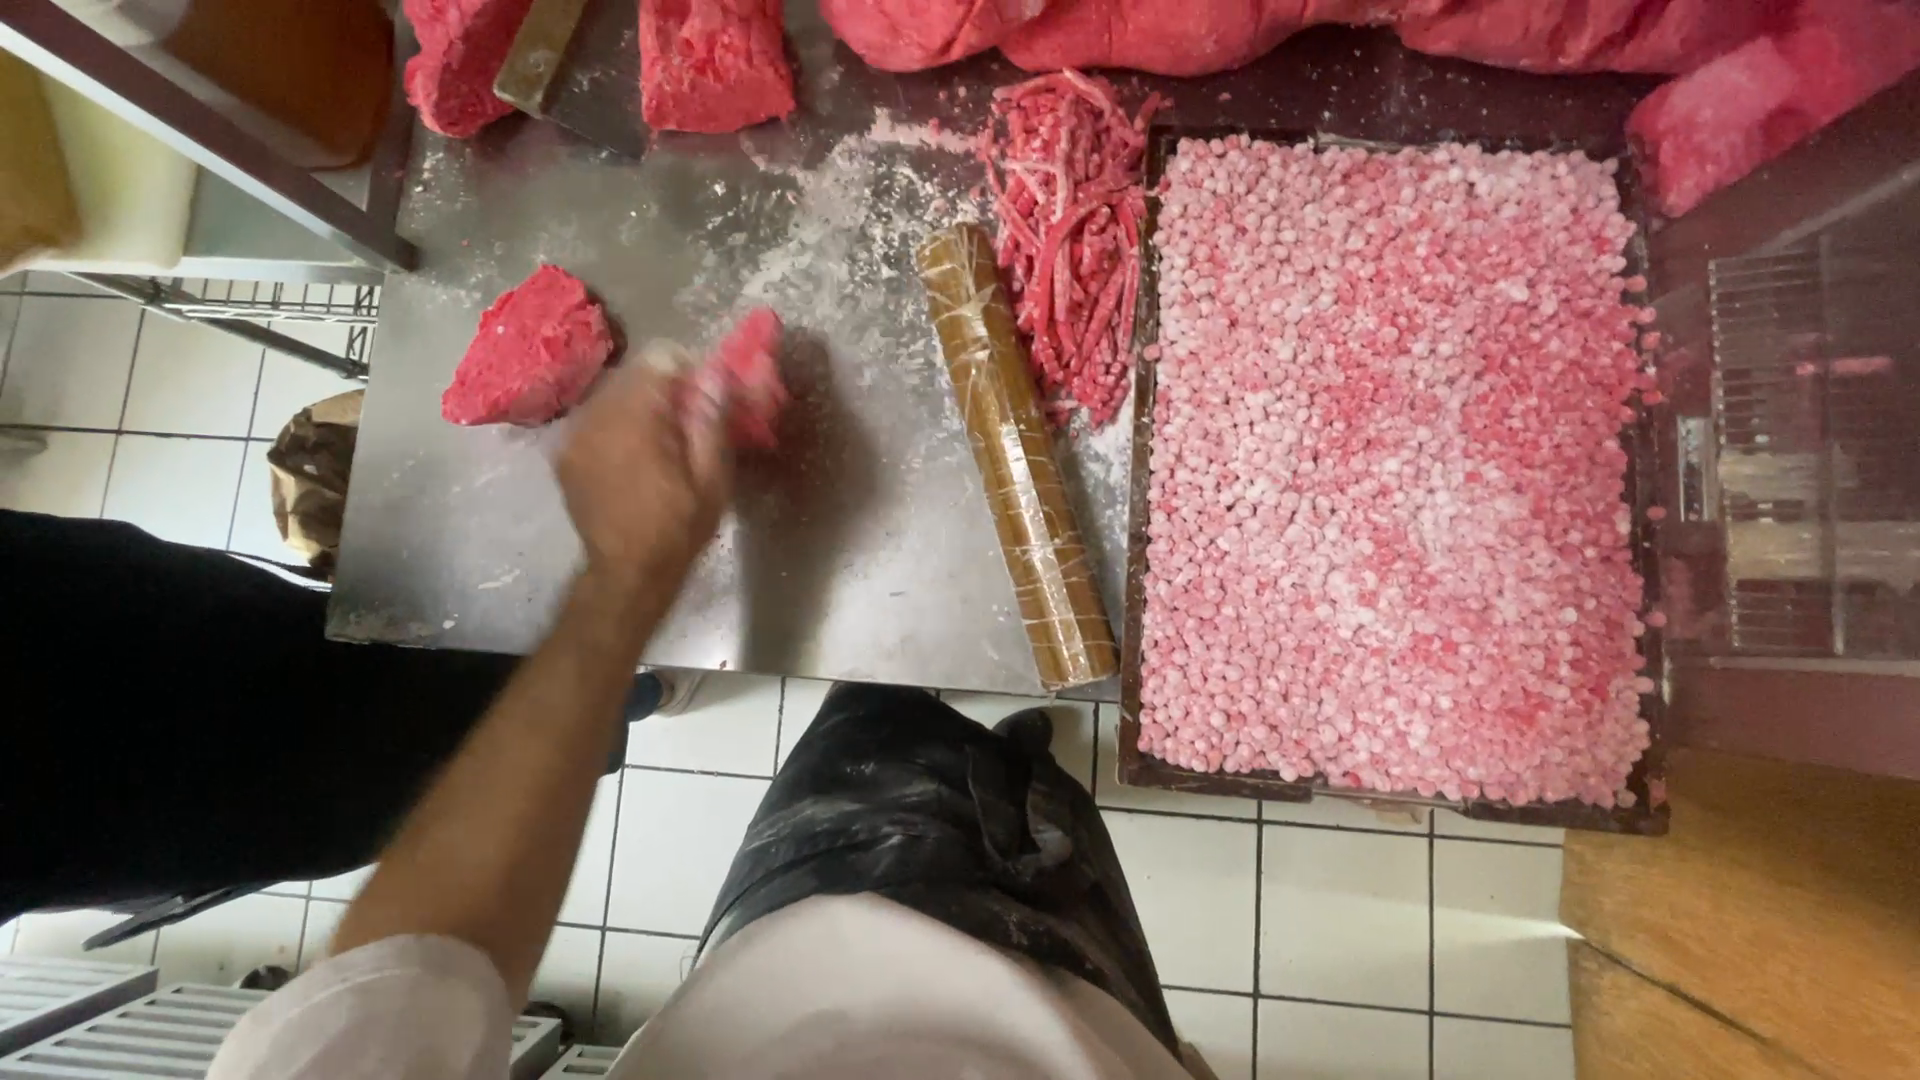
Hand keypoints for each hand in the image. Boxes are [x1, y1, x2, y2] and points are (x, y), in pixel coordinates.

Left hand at [556, 363, 730, 598]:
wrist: (628, 572)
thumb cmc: (678, 528)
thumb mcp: (711, 478)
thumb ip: (711, 420)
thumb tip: (716, 373)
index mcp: (635, 419)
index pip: (660, 359)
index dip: (690, 370)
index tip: (708, 396)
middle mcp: (596, 416)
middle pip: (635, 374)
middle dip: (666, 388)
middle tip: (690, 420)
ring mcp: (574, 434)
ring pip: (613, 394)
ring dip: (642, 406)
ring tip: (663, 440)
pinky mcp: (565, 453)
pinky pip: (596, 418)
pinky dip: (618, 425)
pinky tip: (635, 456)